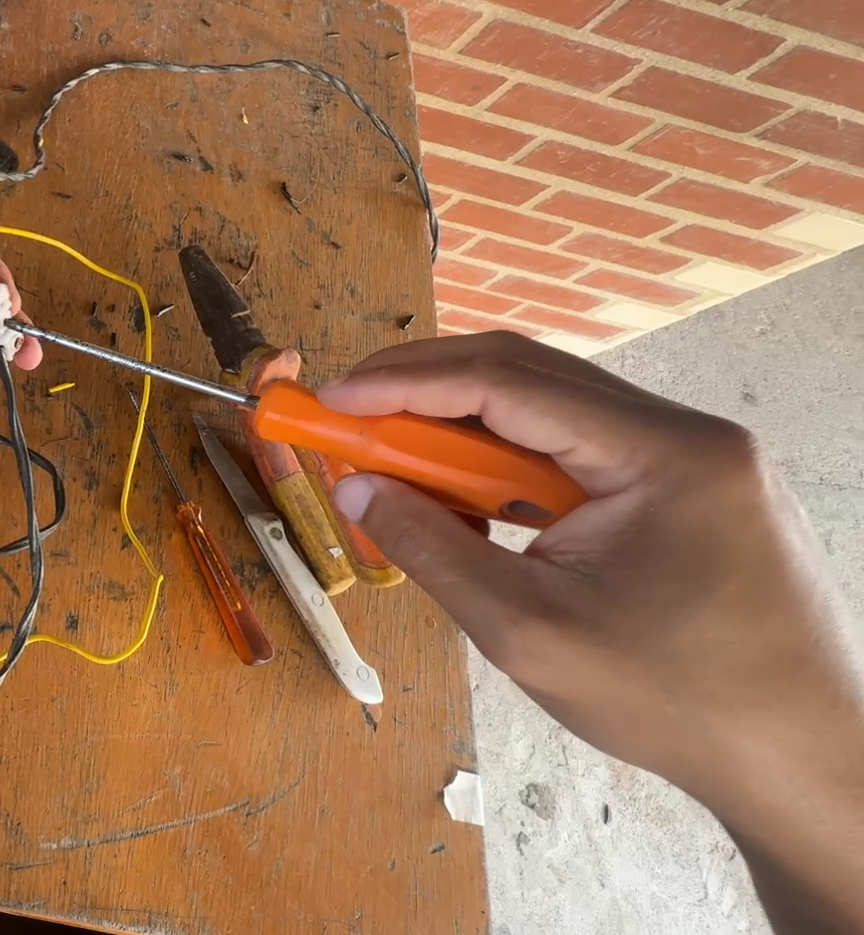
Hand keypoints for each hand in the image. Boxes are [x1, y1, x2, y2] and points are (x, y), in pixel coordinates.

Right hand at [317, 333, 863, 928]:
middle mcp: (679, 433)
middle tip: (343, 408)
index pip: (505, 384)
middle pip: (521, 372)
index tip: (330, 397)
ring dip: (449, 419)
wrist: (808, 766)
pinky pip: (556, 443)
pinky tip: (451, 488)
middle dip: (418, 383)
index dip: (403, 382)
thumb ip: (427, 546)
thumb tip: (351, 488)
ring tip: (382, 448)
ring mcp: (680, 456)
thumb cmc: (674, 701)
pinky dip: (486, 454)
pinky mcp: (668, 484)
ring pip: (536, 402)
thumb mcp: (523, 628)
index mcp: (664, 455)